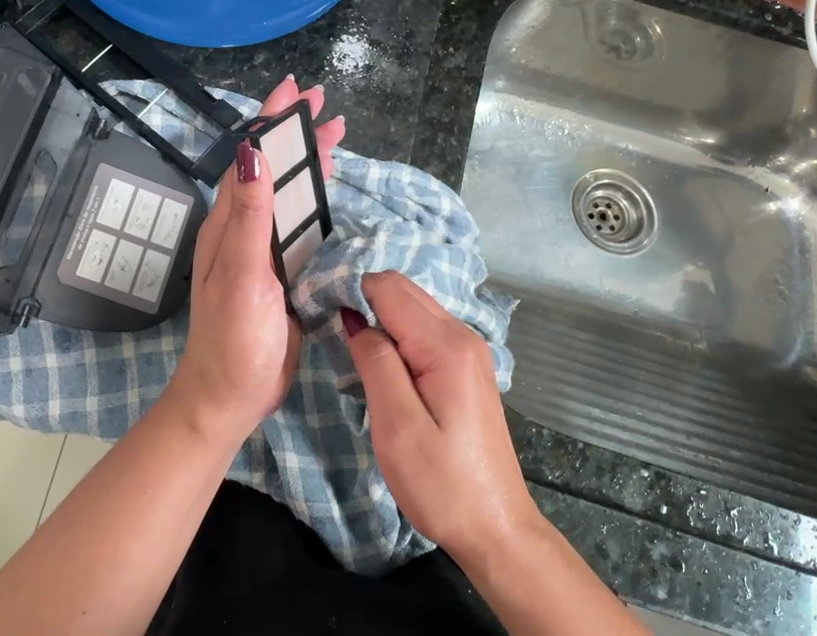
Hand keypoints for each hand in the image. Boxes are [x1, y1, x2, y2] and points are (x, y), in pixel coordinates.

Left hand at [164, 77, 344, 445]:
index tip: (293, 89)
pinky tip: (330, 193)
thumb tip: (251, 151)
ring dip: (308, 163)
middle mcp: (243, 230)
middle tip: (322, 103)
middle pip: (270, 168)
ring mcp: (262, 252)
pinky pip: (299, 225)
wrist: (230, 397)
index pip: (250, 158)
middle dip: (293, 133)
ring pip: (287, 194)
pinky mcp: (280, 274)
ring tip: (335, 134)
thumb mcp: (240, 273)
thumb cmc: (233, 339)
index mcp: (228, 224)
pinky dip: (315, 200)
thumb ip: (248, 215)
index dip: (270, 121)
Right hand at [342, 270, 540, 566]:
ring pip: (413, 306)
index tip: (320, 314)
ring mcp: (469, 350)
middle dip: (363, 298)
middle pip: (402, 289)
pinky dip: (396, 332)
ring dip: (379, 315)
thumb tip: (354, 316)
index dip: (350, 292)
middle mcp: (463, 336)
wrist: (496, 529)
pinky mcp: (466, 367)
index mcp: (446, 346)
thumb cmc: (442, 484)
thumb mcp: (397, 426)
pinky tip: (381, 362)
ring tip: (351, 348)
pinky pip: (424, 329)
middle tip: (330, 330)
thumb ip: (375, 362)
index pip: (388, 288)